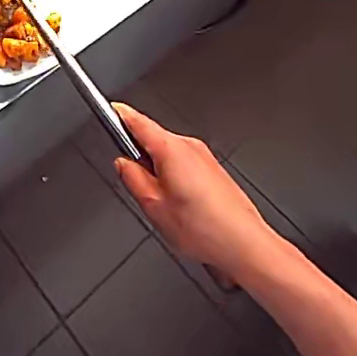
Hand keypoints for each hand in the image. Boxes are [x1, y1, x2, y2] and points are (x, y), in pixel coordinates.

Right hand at [113, 103, 278, 275]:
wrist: (246, 245)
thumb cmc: (207, 229)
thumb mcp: (153, 205)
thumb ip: (131, 177)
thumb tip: (123, 164)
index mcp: (171, 149)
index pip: (138, 120)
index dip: (120, 114)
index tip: (110, 110)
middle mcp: (190, 146)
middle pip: (153, 139)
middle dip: (140, 157)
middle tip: (139, 186)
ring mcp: (205, 157)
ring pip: (168, 154)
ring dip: (159, 171)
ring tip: (167, 204)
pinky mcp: (214, 169)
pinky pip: (184, 164)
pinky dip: (175, 177)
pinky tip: (182, 206)